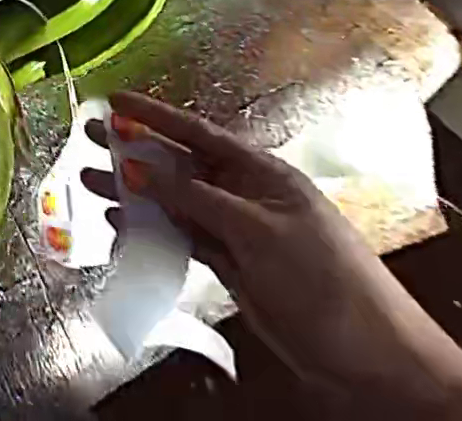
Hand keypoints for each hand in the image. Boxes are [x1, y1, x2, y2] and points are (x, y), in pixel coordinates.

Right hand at [83, 92, 461, 417]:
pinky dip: (149, 226)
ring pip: (172, 199)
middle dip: (132, 147)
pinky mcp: (227, 260)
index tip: (113, 99)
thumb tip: (135, 169)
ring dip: (133, 190)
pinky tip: (120, 220)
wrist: (373, 362)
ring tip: (88, 177)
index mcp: (257, 170)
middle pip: (177, 162)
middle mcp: (240, 190)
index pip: (195, 131)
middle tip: (87, 134)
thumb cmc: (323, 279)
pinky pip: (179, 233)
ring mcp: (232, 226)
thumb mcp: (256, 229)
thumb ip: (192, 198)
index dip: (153, 114)